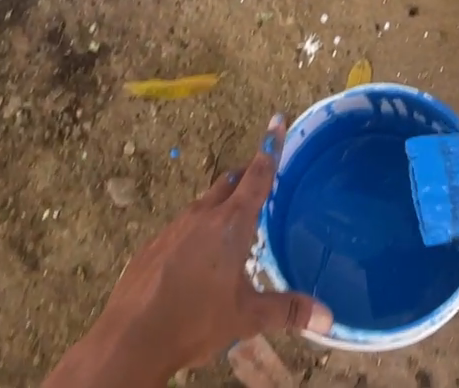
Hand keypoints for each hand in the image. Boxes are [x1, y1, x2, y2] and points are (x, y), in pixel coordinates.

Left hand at [45, 116, 333, 387]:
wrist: (130, 338)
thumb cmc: (195, 320)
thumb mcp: (247, 316)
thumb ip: (287, 310)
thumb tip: (328, 317)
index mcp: (232, 223)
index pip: (258, 175)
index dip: (270, 147)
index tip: (277, 120)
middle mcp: (203, 216)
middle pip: (229, 183)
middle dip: (245, 177)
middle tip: (259, 181)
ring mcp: (174, 228)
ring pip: (203, 204)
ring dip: (220, 206)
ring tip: (230, 226)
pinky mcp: (153, 246)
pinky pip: (181, 228)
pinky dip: (195, 232)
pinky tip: (195, 259)